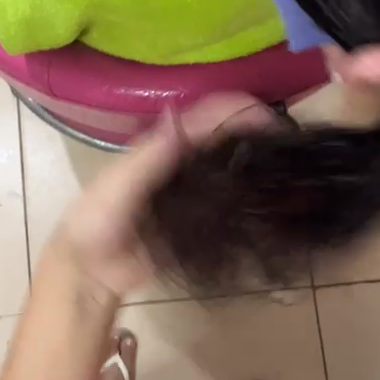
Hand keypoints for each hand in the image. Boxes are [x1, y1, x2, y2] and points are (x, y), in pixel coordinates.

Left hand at [44, 95, 276, 299]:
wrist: (89, 268)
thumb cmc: (96, 219)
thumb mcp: (118, 183)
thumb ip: (149, 155)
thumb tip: (178, 116)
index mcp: (161, 146)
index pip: (205, 118)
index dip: (237, 111)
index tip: (271, 119)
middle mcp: (180, 162)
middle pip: (224, 139)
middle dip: (256, 134)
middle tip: (290, 143)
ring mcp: (191, 193)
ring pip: (230, 169)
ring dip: (257, 163)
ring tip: (290, 167)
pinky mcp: (198, 223)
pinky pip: (226, 207)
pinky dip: (247, 201)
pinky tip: (271, 204)